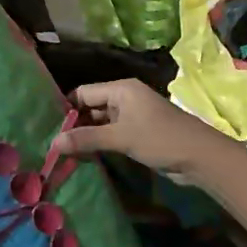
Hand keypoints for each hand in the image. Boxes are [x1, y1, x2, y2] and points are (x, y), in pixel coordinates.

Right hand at [48, 79, 232, 179]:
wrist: (200, 157)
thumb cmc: (160, 139)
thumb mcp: (120, 138)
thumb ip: (86, 139)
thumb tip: (53, 143)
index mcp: (121, 89)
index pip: (83, 93)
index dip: (65, 109)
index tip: (46, 128)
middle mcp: (125, 98)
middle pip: (91, 108)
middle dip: (74, 125)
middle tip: (51, 145)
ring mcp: (133, 117)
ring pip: (101, 123)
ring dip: (86, 137)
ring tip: (62, 154)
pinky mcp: (139, 134)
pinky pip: (112, 135)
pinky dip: (100, 144)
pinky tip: (85, 157)